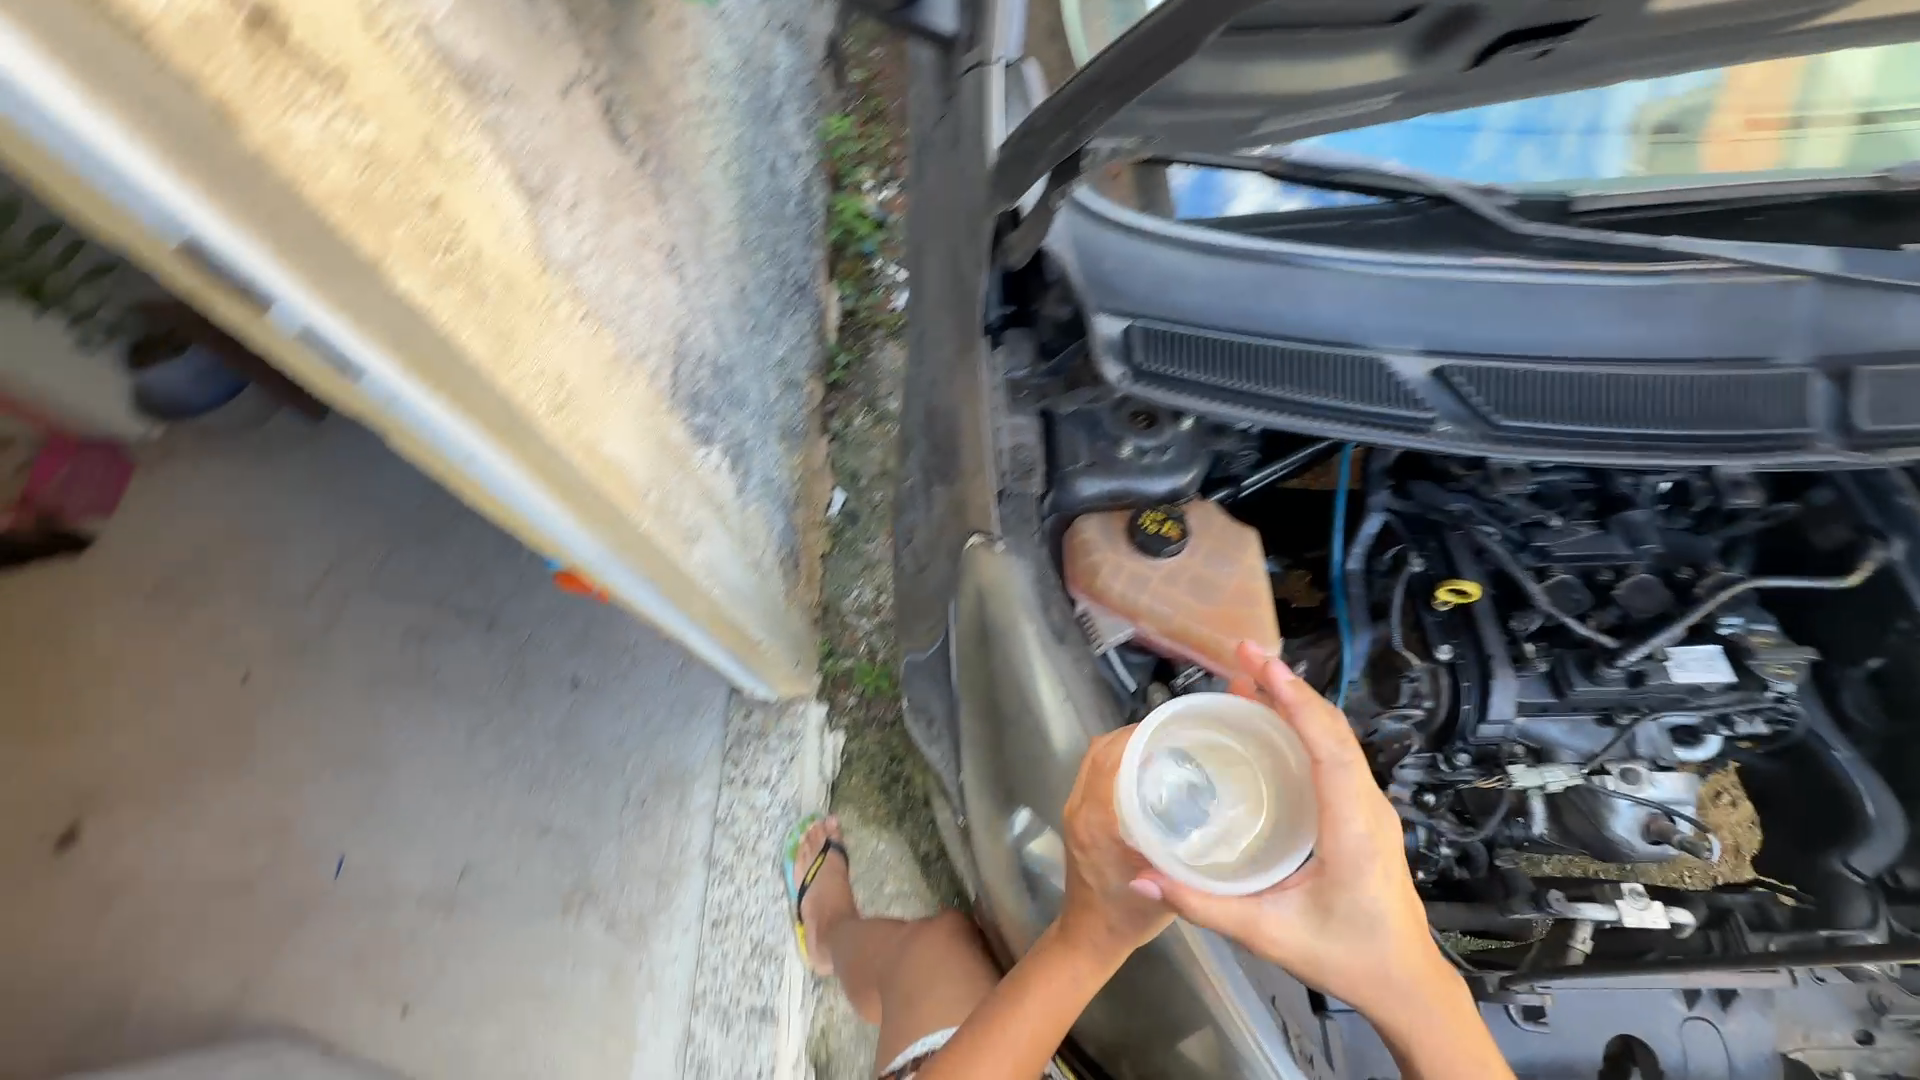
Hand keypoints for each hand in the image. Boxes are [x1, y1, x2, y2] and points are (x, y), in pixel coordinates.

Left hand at [1057, 726, 1175, 958]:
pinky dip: (1114, 761)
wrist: (1090, 935)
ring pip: (1093, 759)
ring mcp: (1074, 809)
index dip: (1136, 736)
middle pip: (1099, 751)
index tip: (1170, 727)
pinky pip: (1092, 773)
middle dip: (1131, 734)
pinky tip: (1145, 769)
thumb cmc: (1128, 914)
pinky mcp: (1076, 815)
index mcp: (1095, 819)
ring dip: (1122, 746)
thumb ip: (1183, 854)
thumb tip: (1216, 815)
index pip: (1110, 758)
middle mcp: (1079, 807)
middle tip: (1171, 733)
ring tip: (1161, 745)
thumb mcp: (1165, 884)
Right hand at [1134, 641, 1453, 1017]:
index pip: (1329, 747)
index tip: (1261, 665)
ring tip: (1248, 674)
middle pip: (1332, 728)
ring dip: (1295, 699)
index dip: (1295, 701)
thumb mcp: (1268, 934)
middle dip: (1287, 685)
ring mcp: (1369, 805)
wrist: (1406, 983)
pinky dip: (1304, 723)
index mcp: (1352, 827)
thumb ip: (1202, 905)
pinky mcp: (1363, 810)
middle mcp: (1367, 805)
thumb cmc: (1344, 955)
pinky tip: (1271, 718)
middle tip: (1241, 653)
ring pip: (1336, 736)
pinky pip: (1335, 752)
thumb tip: (1140, 876)